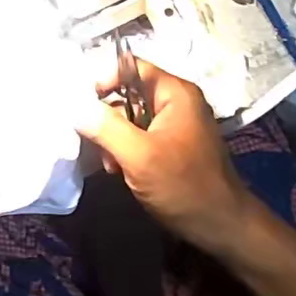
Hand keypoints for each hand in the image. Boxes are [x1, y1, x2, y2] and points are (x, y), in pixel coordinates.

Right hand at [73, 57, 275, 262]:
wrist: (221, 227)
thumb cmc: (183, 186)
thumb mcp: (139, 156)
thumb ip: (105, 127)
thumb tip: (74, 106)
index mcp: (175, 93)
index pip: (130, 67)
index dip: (103, 79)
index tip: (81, 105)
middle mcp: (176, 102)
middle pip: (127, 93)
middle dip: (106, 117)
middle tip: (95, 143)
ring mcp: (175, 125)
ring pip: (130, 118)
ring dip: (113, 138)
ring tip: (111, 164)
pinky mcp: (171, 146)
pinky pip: (139, 136)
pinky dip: (125, 150)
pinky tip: (119, 170)